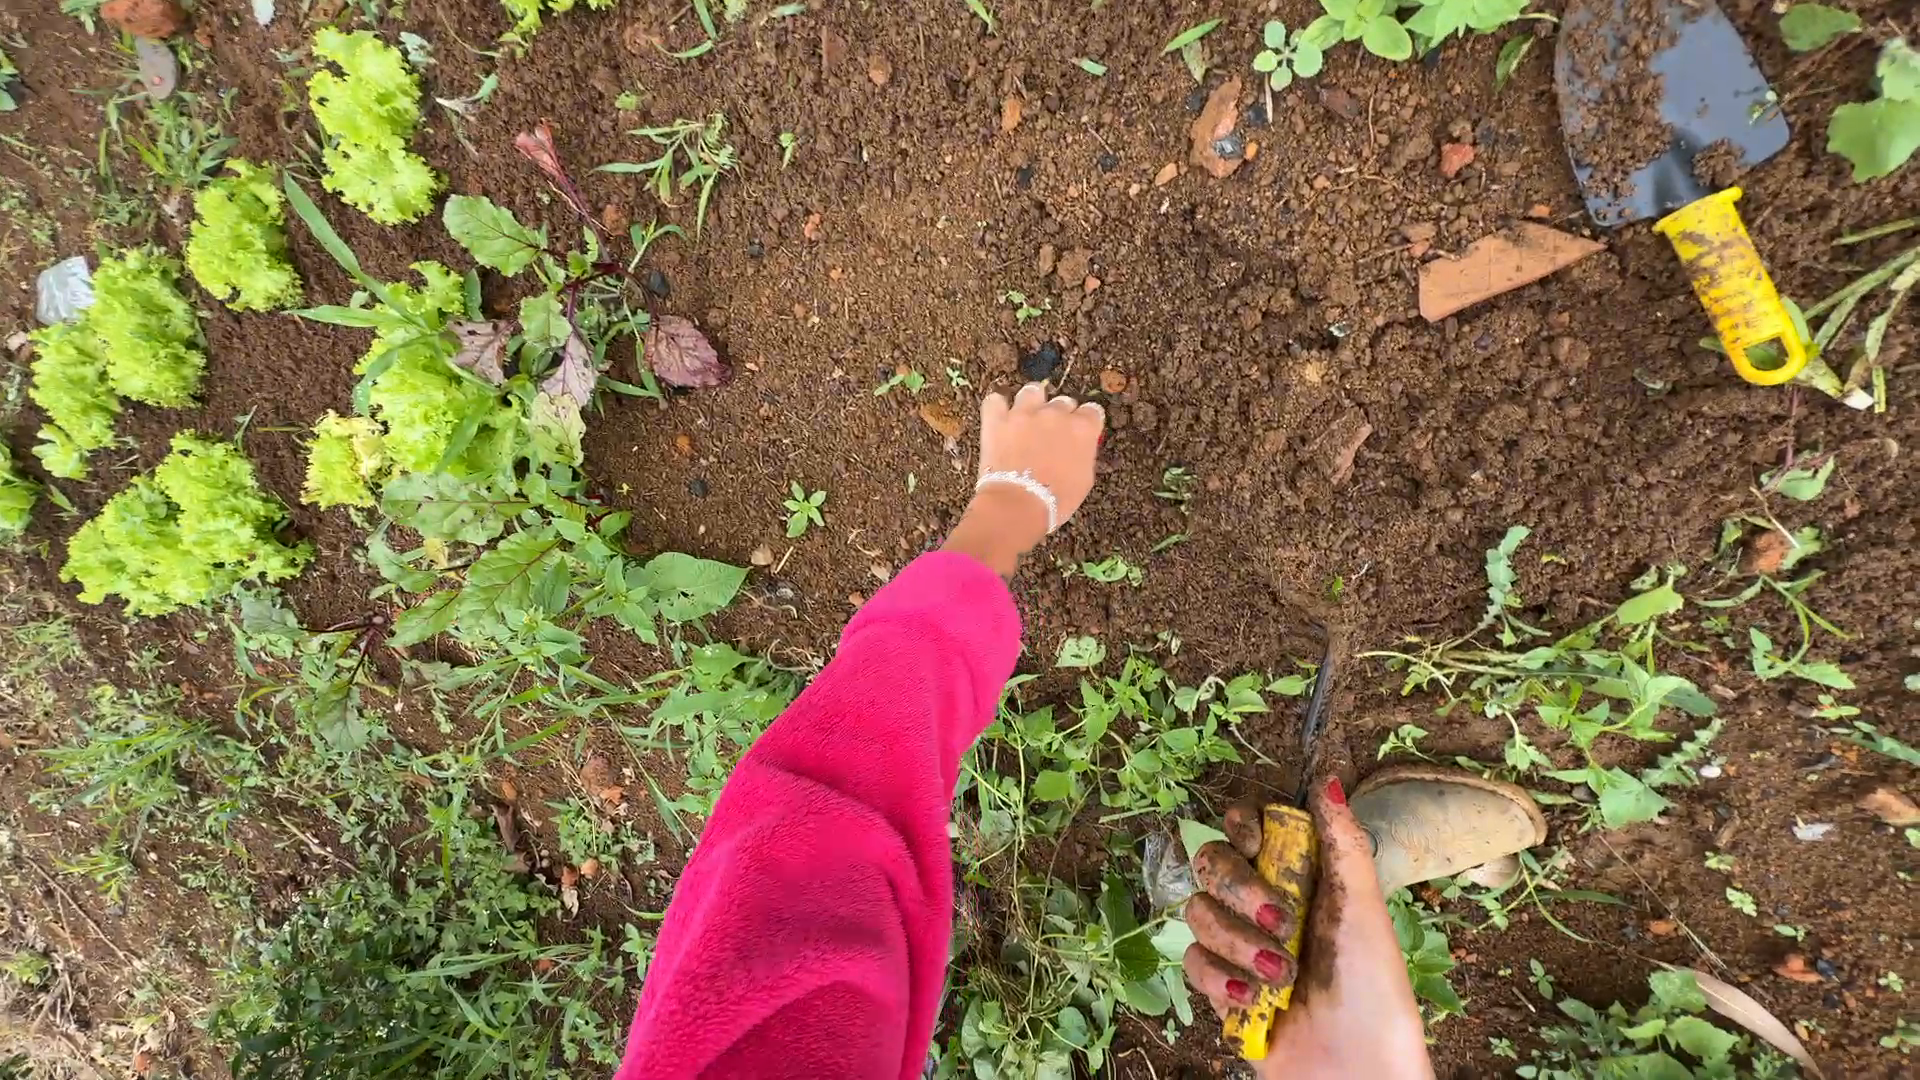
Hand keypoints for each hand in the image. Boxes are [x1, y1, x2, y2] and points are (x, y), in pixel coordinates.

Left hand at [941, 383, 1103, 576]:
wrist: (1018, 506)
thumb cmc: (1056, 501)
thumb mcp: (1084, 480)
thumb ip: (1084, 454)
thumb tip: (1080, 446)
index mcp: (1082, 428)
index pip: (1092, 411)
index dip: (1085, 422)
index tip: (1079, 433)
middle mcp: (1056, 414)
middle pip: (1063, 402)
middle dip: (1059, 416)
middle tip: (1051, 436)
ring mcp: (1025, 413)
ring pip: (1032, 391)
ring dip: (1032, 402)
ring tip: (1027, 418)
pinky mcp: (998, 420)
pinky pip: (995, 401)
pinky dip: (998, 408)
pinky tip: (1000, 418)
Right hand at [1185, 780, 1433, 1079]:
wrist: (1357, 1077)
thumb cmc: (1374, 992)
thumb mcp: (1364, 912)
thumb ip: (1342, 843)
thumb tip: (1327, 777)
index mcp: (1294, 876)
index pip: (1244, 826)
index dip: (1239, 825)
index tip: (1253, 841)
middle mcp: (1258, 901)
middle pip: (1211, 861)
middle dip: (1240, 890)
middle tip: (1280, 921)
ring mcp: (1235, 943)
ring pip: (1198, 910)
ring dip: (1238, 942)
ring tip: (1280, 977)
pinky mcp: (1218, 985)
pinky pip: (1192, 960)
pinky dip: (1219, 978)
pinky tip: (1252, 999)